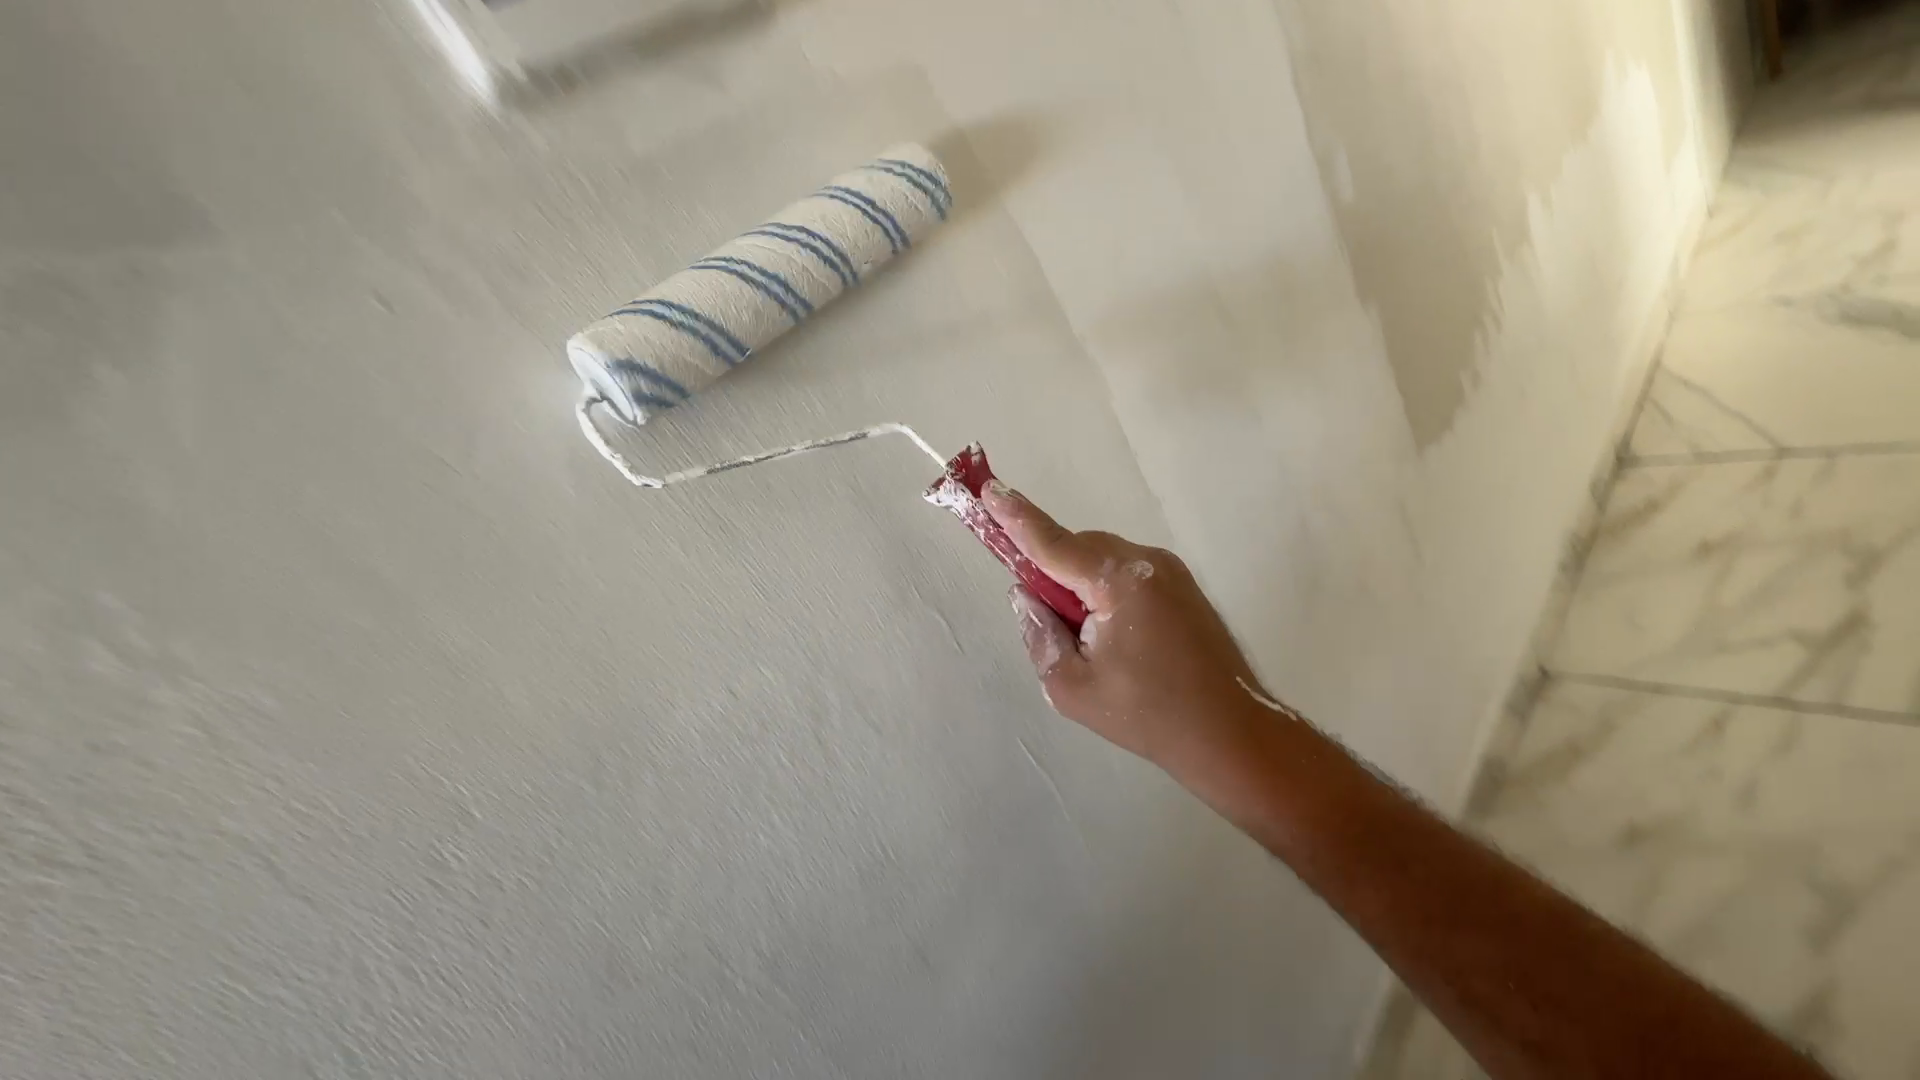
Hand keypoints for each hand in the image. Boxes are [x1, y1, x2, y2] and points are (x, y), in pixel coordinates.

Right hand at [982, 482, 1285, 774]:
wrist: (1232, 733)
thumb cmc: (1148, 716)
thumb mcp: (1072, 687)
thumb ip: (1039, 634)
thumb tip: (1027, 596)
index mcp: (1119, 582)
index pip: (1053, 544)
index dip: (1016, 518)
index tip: (988, 489)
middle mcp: (1148, 562)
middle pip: (1079, 547)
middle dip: (1053, 572)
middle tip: (1050, 621)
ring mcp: (1172, 571)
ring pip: (1102, 559)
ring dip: (1080, 585)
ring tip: (1090, 643)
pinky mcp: (1184, 586)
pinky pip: (1126, 572)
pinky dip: (1106, 592)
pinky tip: (1117, 639)